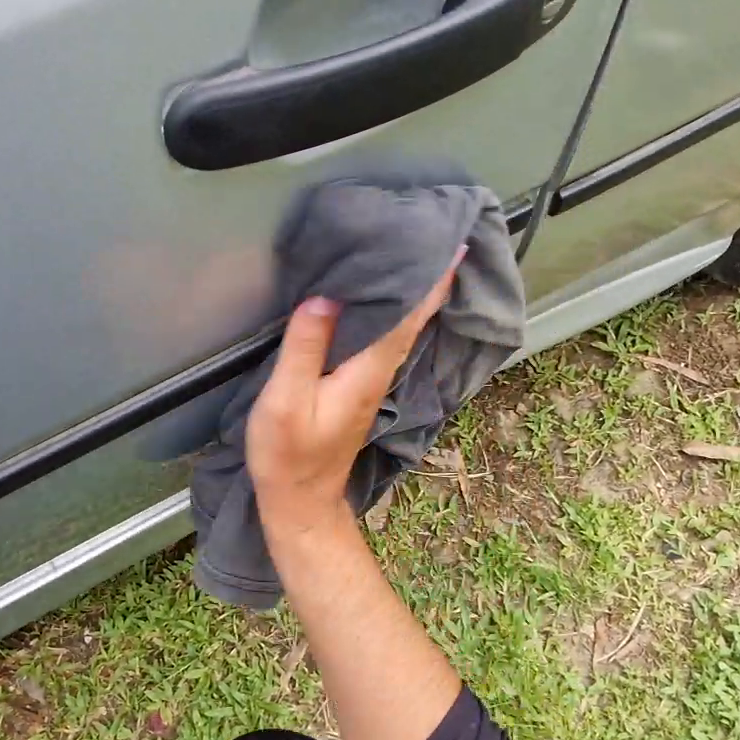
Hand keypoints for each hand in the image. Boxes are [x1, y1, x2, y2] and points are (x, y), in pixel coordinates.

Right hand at [246, 253, 460, 536]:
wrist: (301, 501)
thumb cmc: (289, 455)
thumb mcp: (286, 401)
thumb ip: (305, 349)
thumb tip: (324, 298)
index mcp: (367, 371)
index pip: (407, 319)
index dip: (430, 283)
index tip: (453, 248)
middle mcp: (379, 373)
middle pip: (412, 320)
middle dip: (429, 280)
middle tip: (439, 238)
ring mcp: (372, 383)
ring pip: (401, 330)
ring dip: (414, 296)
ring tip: (419, 259)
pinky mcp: (359, 388)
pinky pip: (384, 340)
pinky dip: (393, 315)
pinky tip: (384, 302)